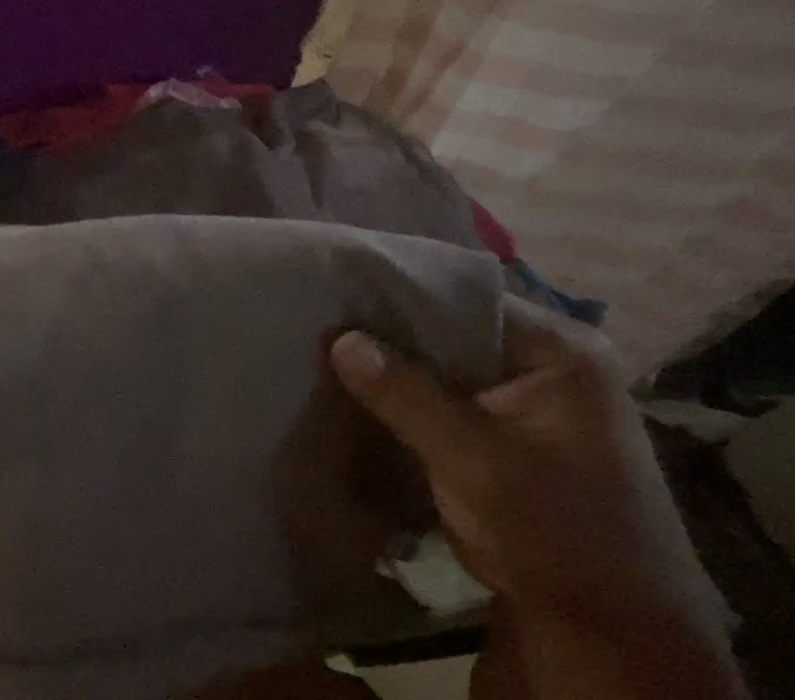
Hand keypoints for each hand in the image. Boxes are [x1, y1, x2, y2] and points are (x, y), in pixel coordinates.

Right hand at [330, 297, 742, 698]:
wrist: (603, 629)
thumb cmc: (553, 530)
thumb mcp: (473, 458)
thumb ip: (405, 394)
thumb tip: (339, 338)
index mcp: (559, 354)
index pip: (463, 298)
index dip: (396, 292)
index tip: (332, 289)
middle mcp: (544, 367)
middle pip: (447, 330)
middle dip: (384, 332)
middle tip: (314, 320)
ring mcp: (521, 403)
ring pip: (436, 367)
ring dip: (387, 368)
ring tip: (318, 350)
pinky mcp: (498, 436)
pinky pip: (437, 400)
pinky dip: (398, 400)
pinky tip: (348, 392)